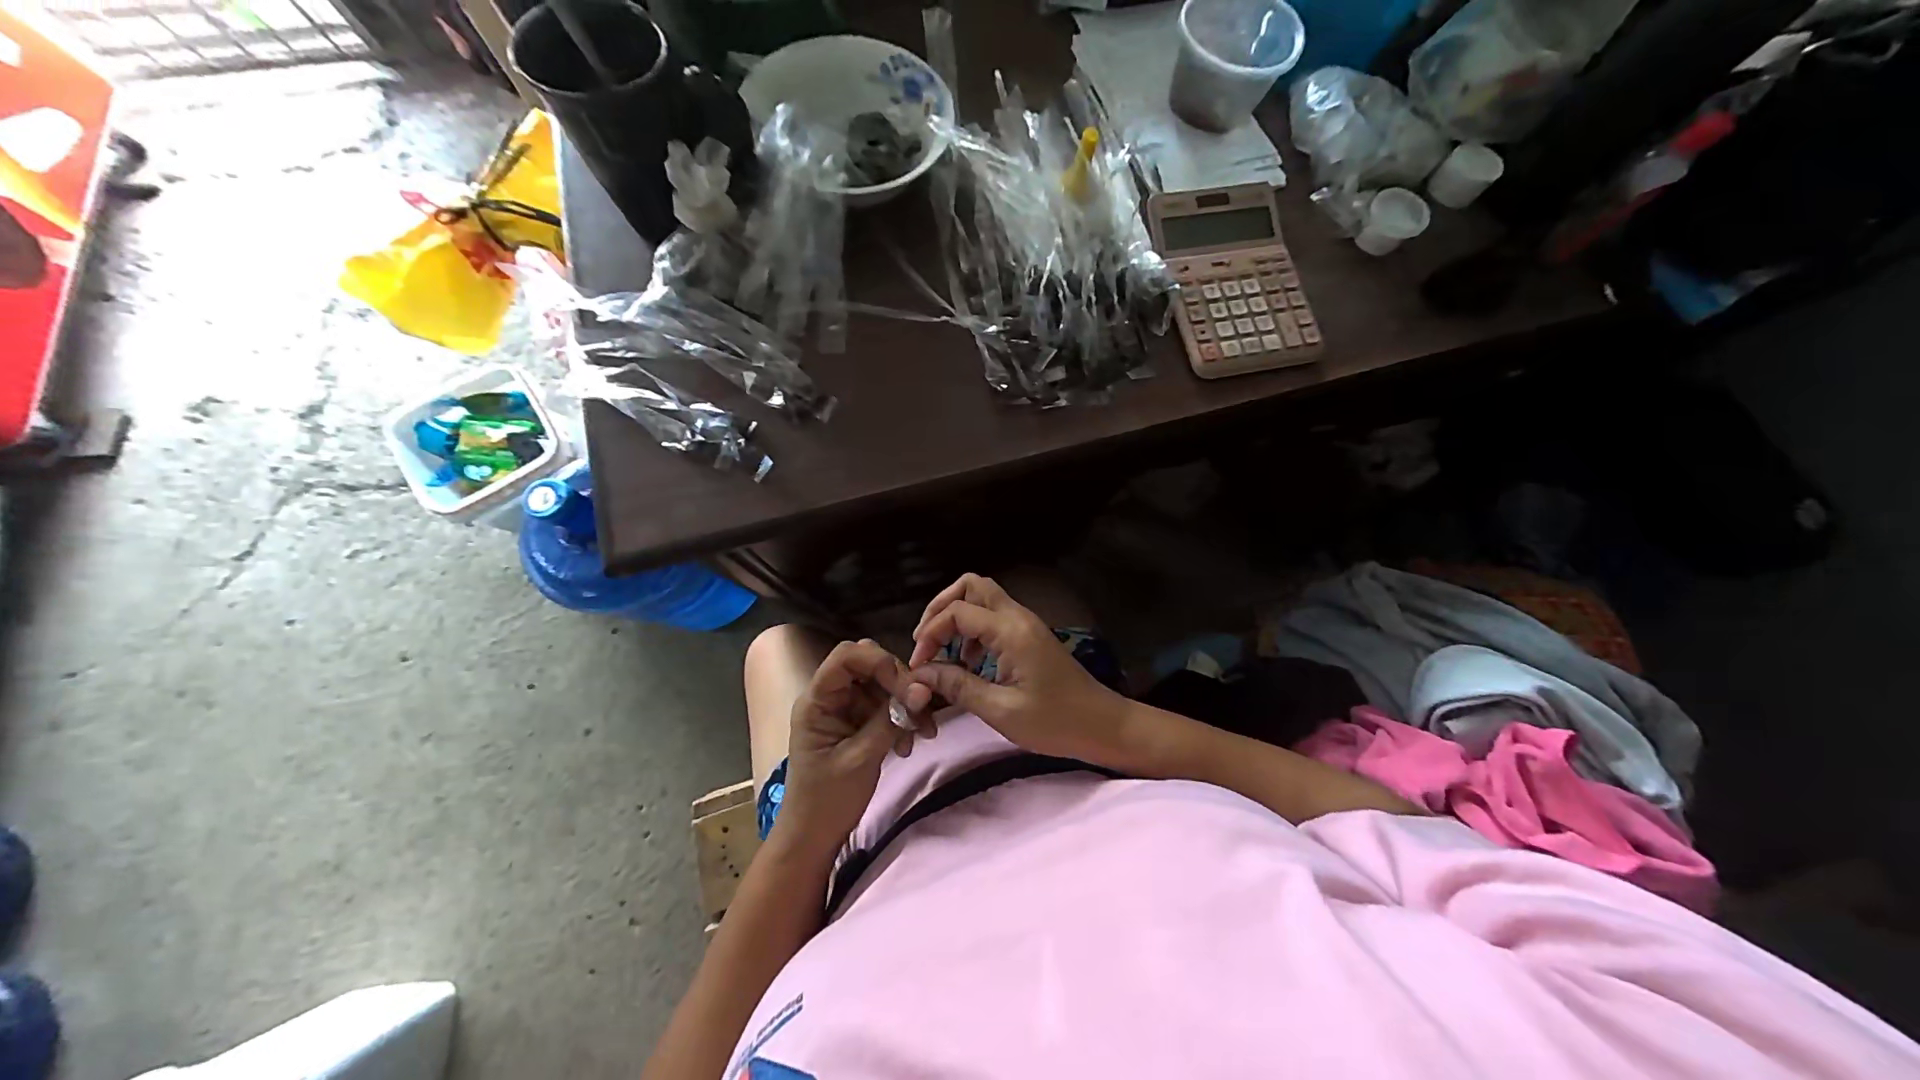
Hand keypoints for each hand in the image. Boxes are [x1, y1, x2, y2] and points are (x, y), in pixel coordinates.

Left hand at [777, 640, 932, 854]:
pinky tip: (909, 744)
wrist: (814, 837)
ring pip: (880, 685)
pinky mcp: (855, 723)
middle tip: (922, 709)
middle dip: (899, 683)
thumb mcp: (861, 759)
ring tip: (922, 733)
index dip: (881, 661)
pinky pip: (883, 706)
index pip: (847, 656)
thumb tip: (921, 691)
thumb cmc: (828, 801)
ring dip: (904, 704)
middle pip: (868, 666)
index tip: (908, 688)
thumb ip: (889, 720)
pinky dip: (900, 719)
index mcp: (817, 700)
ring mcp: (842, 709)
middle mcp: (828, 697)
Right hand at [905, 574, 1134, 767]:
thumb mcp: (1000, 710)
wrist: (1102, 725)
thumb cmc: (1054, 722)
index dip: (929, 634)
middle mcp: (1017, 617)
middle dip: (941, 608)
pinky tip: (969, 662)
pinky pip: (993, 617)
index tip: (918, 666)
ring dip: (956, 618)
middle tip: (926, 642)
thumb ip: (958, 686)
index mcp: (1010, 631)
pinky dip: (972, 630)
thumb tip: (921, 673)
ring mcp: (1025, 624)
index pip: (956, 612)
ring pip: (982, 598)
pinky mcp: (1029, 636)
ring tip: (945, 655)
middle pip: (971, 585)